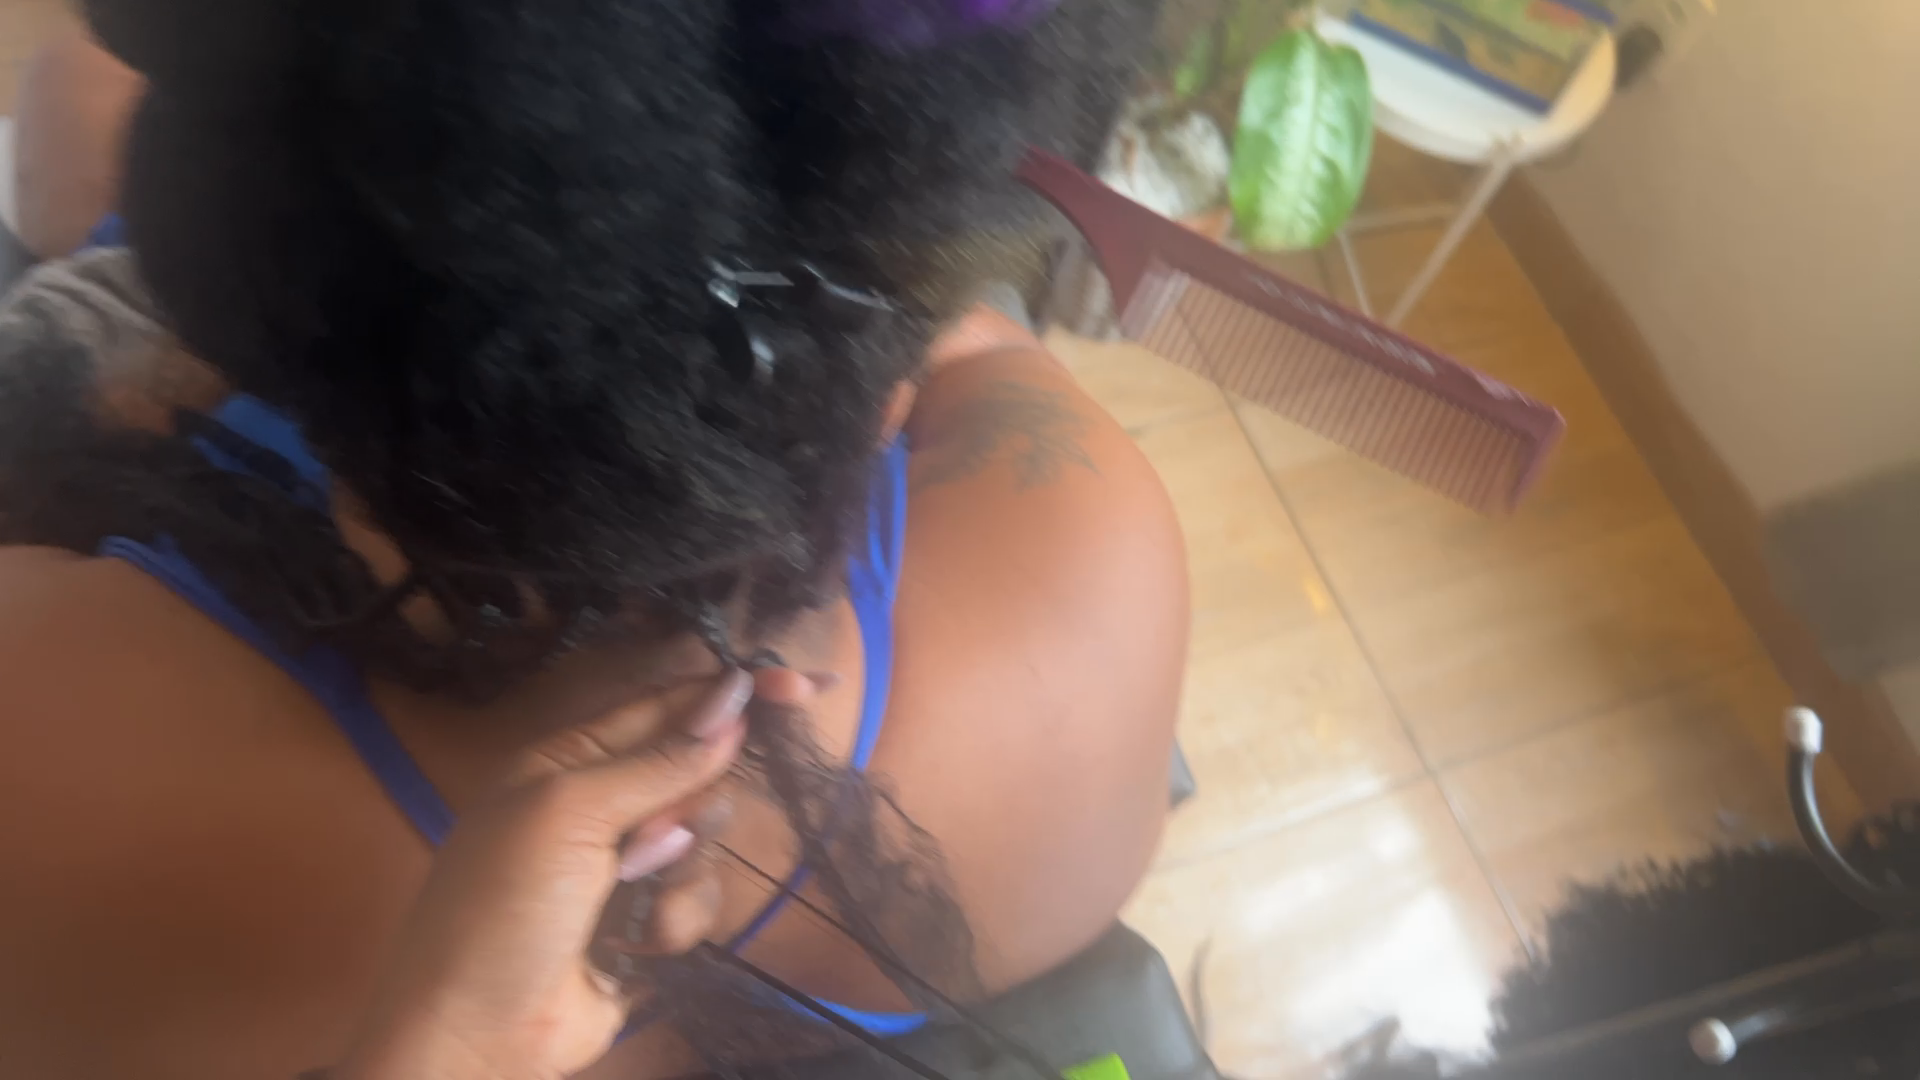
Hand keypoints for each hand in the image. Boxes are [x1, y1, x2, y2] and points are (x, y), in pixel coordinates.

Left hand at [337, 669, 755, 1079]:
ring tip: (633, 892)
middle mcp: (610, 797)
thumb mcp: (571, 816)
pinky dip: (676, 915)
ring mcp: (633, 856)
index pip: (675, 702)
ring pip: (708, 828)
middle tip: (657, 837)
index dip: (739, 692)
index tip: (803, 689)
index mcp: (578, 757)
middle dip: (691, 803)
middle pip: (702, 767)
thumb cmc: (504, 910)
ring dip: (679, 865)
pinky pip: (701, 889)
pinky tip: (640, 942)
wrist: (474, 1047)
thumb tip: (736, 699)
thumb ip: (661, 759)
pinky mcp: (653, 908)